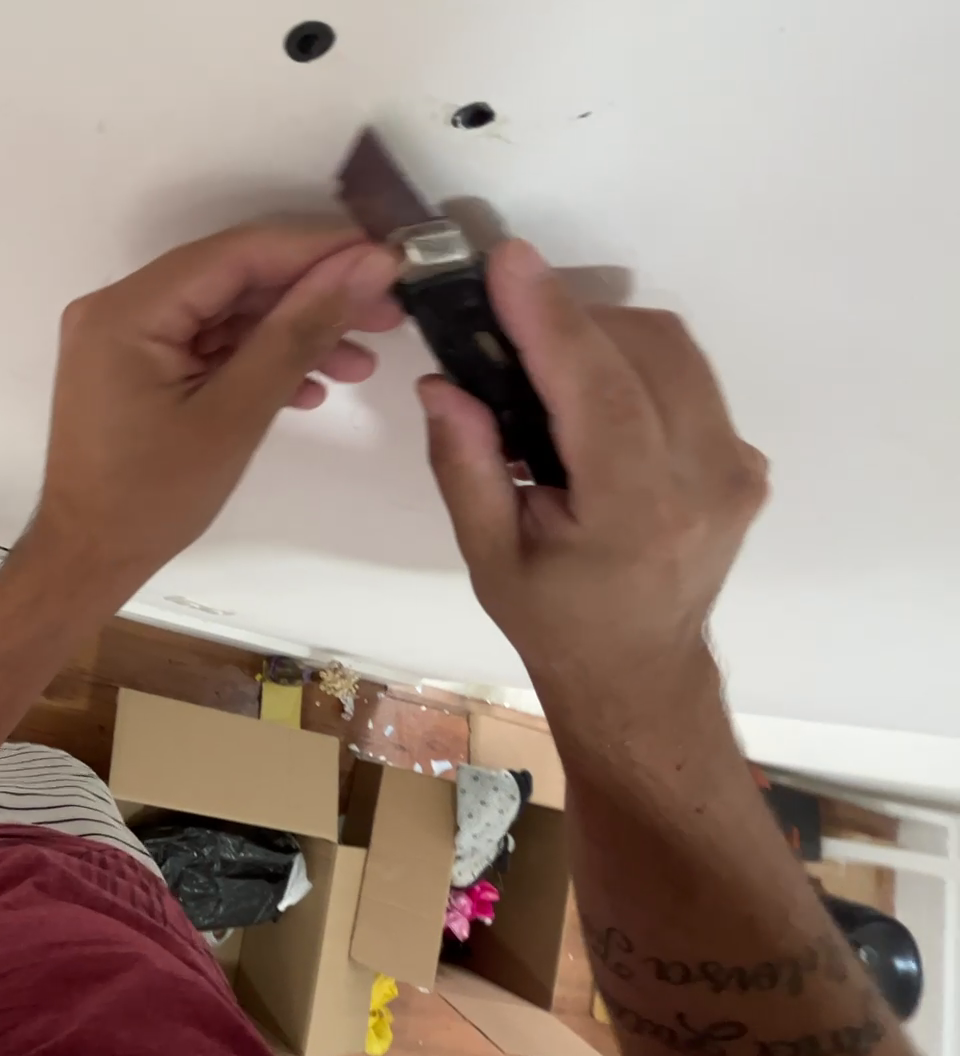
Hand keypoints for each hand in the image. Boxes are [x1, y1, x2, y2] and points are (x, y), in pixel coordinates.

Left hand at [31, 223, 401, 585]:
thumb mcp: (234, 414)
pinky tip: (306, 387)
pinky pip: (201, 346)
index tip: (389, 261)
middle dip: (309, 297)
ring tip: (358, 363)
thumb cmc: (152, 498)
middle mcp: (115, 311)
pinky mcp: (131, 368)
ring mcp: (120, 340)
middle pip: (230, 280)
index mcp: (125, 313)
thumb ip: (299, 332)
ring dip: (287, 335)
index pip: (235, 253)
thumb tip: (369, 264)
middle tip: (386, 315)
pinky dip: (250, 361)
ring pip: (221, 314)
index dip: (317, 250)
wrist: (91, 555)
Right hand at [419, 240, 767, 699]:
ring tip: (527, 351)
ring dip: (596, 332)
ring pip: (673, 352)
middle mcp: (708, 475)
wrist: (634, 666)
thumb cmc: (548, 617)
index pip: (598, 389)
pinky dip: (620, 361)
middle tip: (495, 313)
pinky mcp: (739, 457)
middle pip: (648, 350)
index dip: (551, 318)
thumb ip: (465, 466)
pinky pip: (682, 378)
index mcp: (637, 509)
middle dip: (569, 316)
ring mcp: (736, 462)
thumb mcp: (485, 552)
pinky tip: (572, 392)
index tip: (507, 262)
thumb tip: (443, 385)